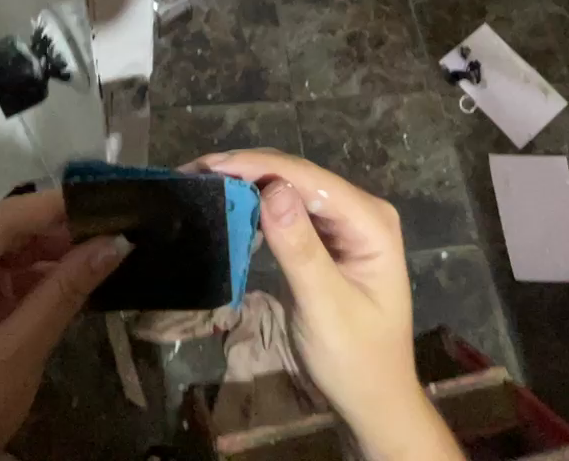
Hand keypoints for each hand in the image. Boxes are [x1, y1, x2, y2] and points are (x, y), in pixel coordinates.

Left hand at [0, 190, 131, 460]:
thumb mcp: (19, 352)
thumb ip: (66, 291)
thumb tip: (116, 242)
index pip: (1, 221)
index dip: (54, 205)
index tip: (104, 196)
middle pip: (6, 232)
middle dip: (59, 228)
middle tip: (113, 223)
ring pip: (10, 250)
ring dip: (54, 250)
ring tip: (104, 244)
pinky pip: (6, 273)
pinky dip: (40, 274)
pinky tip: (76, 272)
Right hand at [195, 149, 462, 460]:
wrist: (374, 401)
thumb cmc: (355, 359)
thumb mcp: (324, 308)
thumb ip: (300, 249)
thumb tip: (271, 189)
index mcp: (370, 220)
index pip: (309, 178)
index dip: (258, 166)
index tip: (209, 166)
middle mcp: (359, 210)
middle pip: (298, 175)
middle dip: (247, 167)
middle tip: (194, 170)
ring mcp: (343, 222)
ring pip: (290, 186)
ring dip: (248, 180)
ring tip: (202, 179)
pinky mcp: (326, 236)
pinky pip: (289, 208)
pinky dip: (257, 202)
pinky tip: (229, 200)